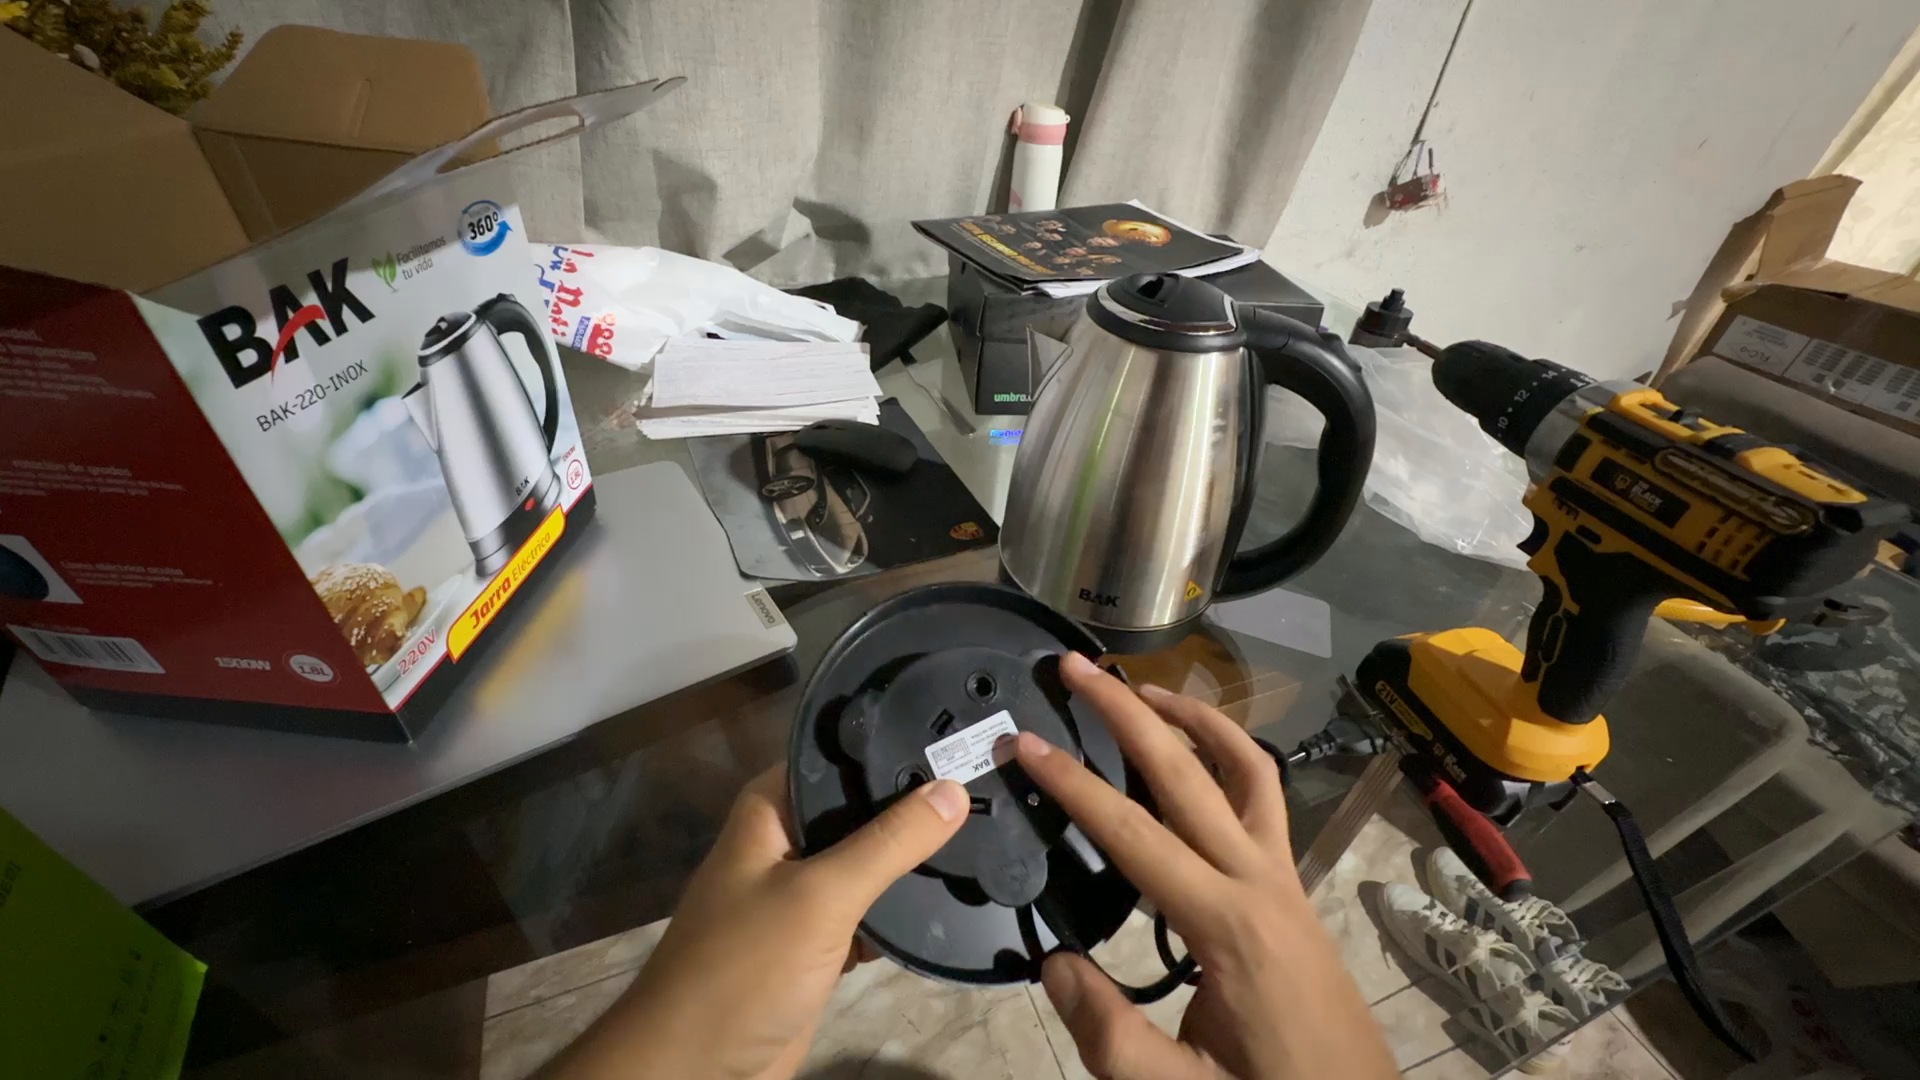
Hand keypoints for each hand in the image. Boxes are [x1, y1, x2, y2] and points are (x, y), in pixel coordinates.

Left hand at [540, 765, 967, 1079]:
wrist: (695, 1074)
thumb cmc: (744, 968)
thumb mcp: (822, 894)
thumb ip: (889, 841)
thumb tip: (953, 789)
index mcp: (773, 807)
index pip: (840, 758)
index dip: (893, 748)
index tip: (954, 739)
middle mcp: (787, 837)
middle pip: (860, 807)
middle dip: (911, 804)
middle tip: (979, 784)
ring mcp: (802, 890)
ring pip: (868, 858)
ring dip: (910, 856)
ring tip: (979, 826)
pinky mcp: (818, 937)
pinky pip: (870, 905)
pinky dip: (901, 903)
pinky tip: (950, 888)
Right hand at [1018, 652, 1396, 1078]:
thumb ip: (1108, 1034)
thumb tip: (1052, 960)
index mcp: (1225, 923)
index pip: (1131, 832)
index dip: (1071, 783)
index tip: (1025, 744)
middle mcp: (1258, 877)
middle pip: (1185, 770)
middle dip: (1124, 711)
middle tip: (1078, 669)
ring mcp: (1283, 872)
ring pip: (1243, 766)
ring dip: (1190, 716)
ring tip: (1140, 690)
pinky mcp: (1290, 880)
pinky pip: (1264, 795)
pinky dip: (1228, 753)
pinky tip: (1195, 751)